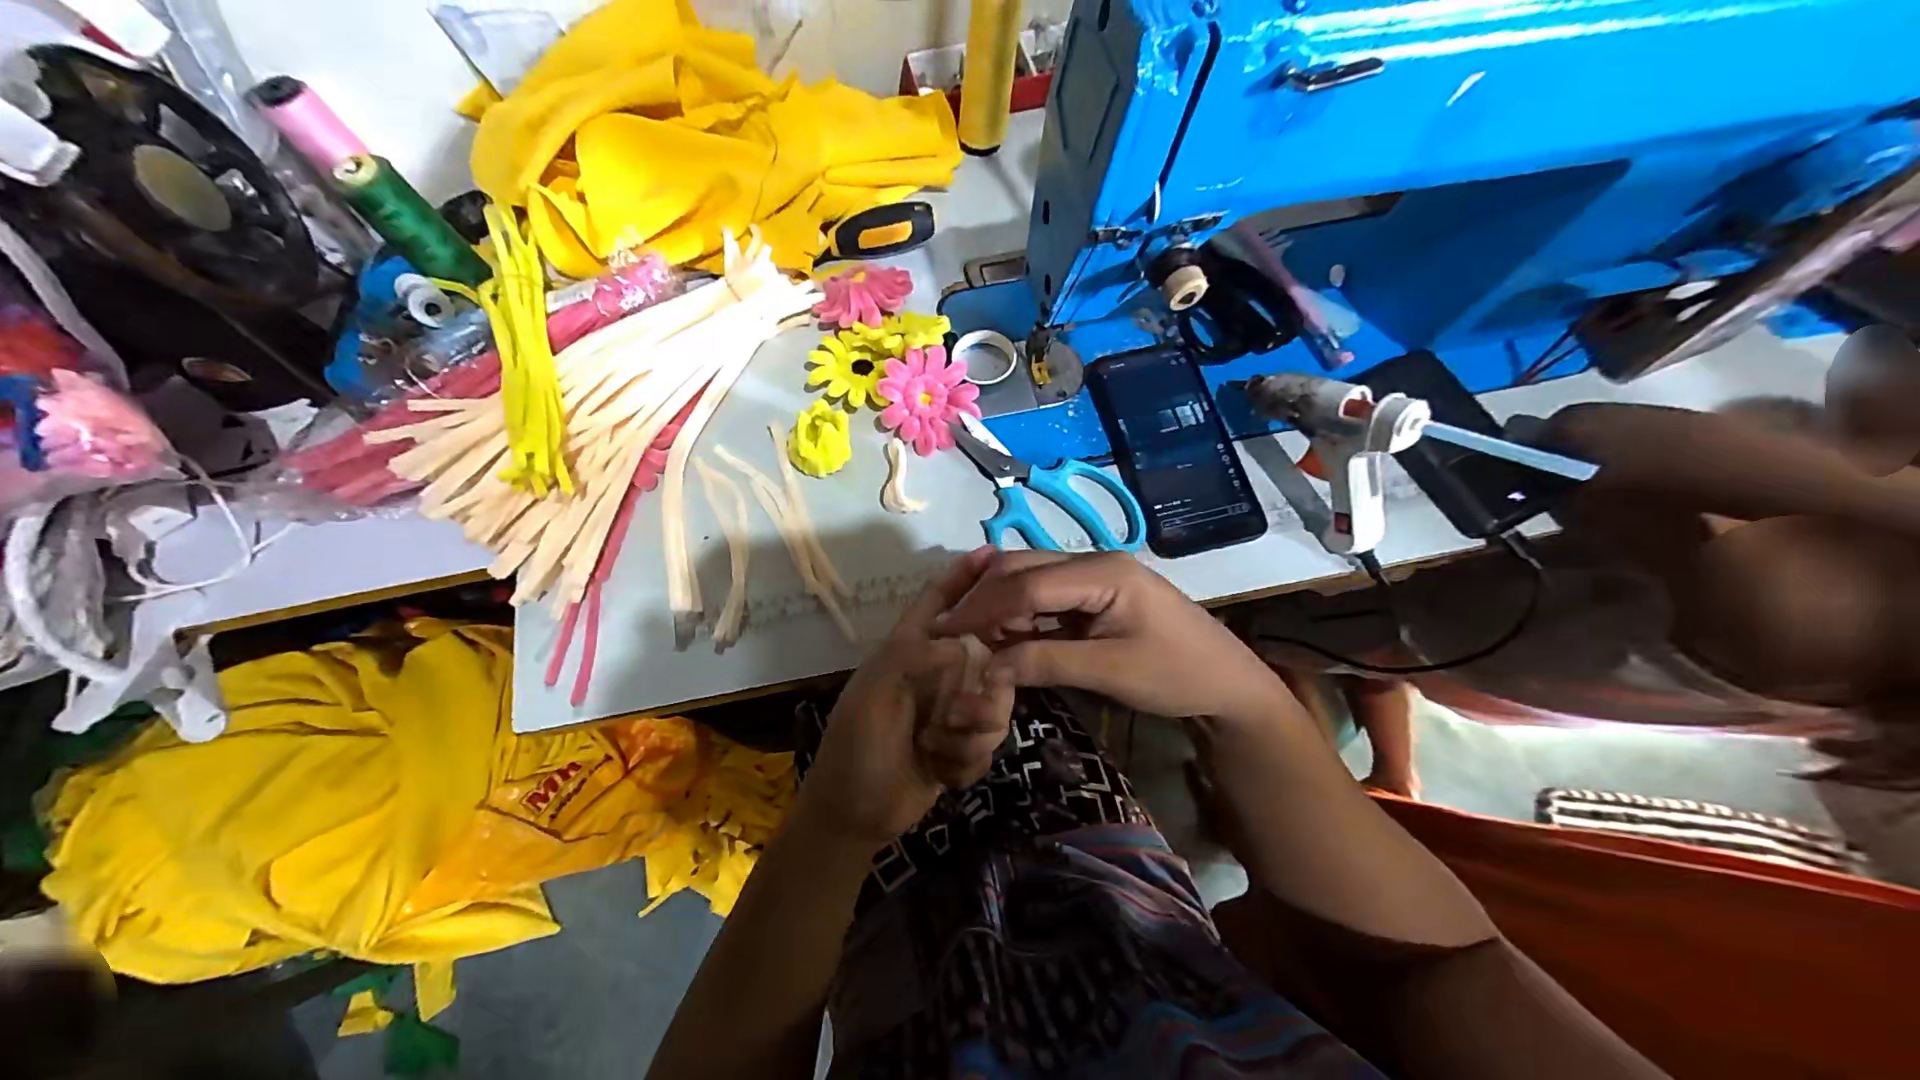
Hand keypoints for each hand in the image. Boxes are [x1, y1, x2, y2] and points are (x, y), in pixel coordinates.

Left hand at [796, 548, 1014, 849]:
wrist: (855, 814)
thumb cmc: (856, 746)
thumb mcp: (874, 694)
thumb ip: (915, 657)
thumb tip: (964, 645)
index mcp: (911, 651)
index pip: (938, 602)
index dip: (962, 575)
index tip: (992, 552)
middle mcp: (939, 674)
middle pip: (990, 661)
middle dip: (983, 695)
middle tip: (955, 719)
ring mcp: (954, 710)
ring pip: (997, 707)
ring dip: (969, 736)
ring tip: (936, 748)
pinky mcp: (965, 746)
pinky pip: (990, 743)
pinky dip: (966, 761)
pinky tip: (940, 771)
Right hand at [935, 551, 1297, 723]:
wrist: (1229, 684)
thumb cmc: (1177, 675)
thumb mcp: (1111, 671)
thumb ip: (1046, 662)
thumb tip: (988, 667)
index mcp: (1102, 571)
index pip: (1027, 582)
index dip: (983, 608)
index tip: (945, 631)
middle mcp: (1094, 563)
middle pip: (1024, 569)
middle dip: (984, 598)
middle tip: (948, 630)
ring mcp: (1096, 578)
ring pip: (1032, 580)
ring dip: (999, 605)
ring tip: (968, 636)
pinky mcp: (1096, 597)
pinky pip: (1047, 598)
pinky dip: (1020, 616)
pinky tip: (1001, 636)